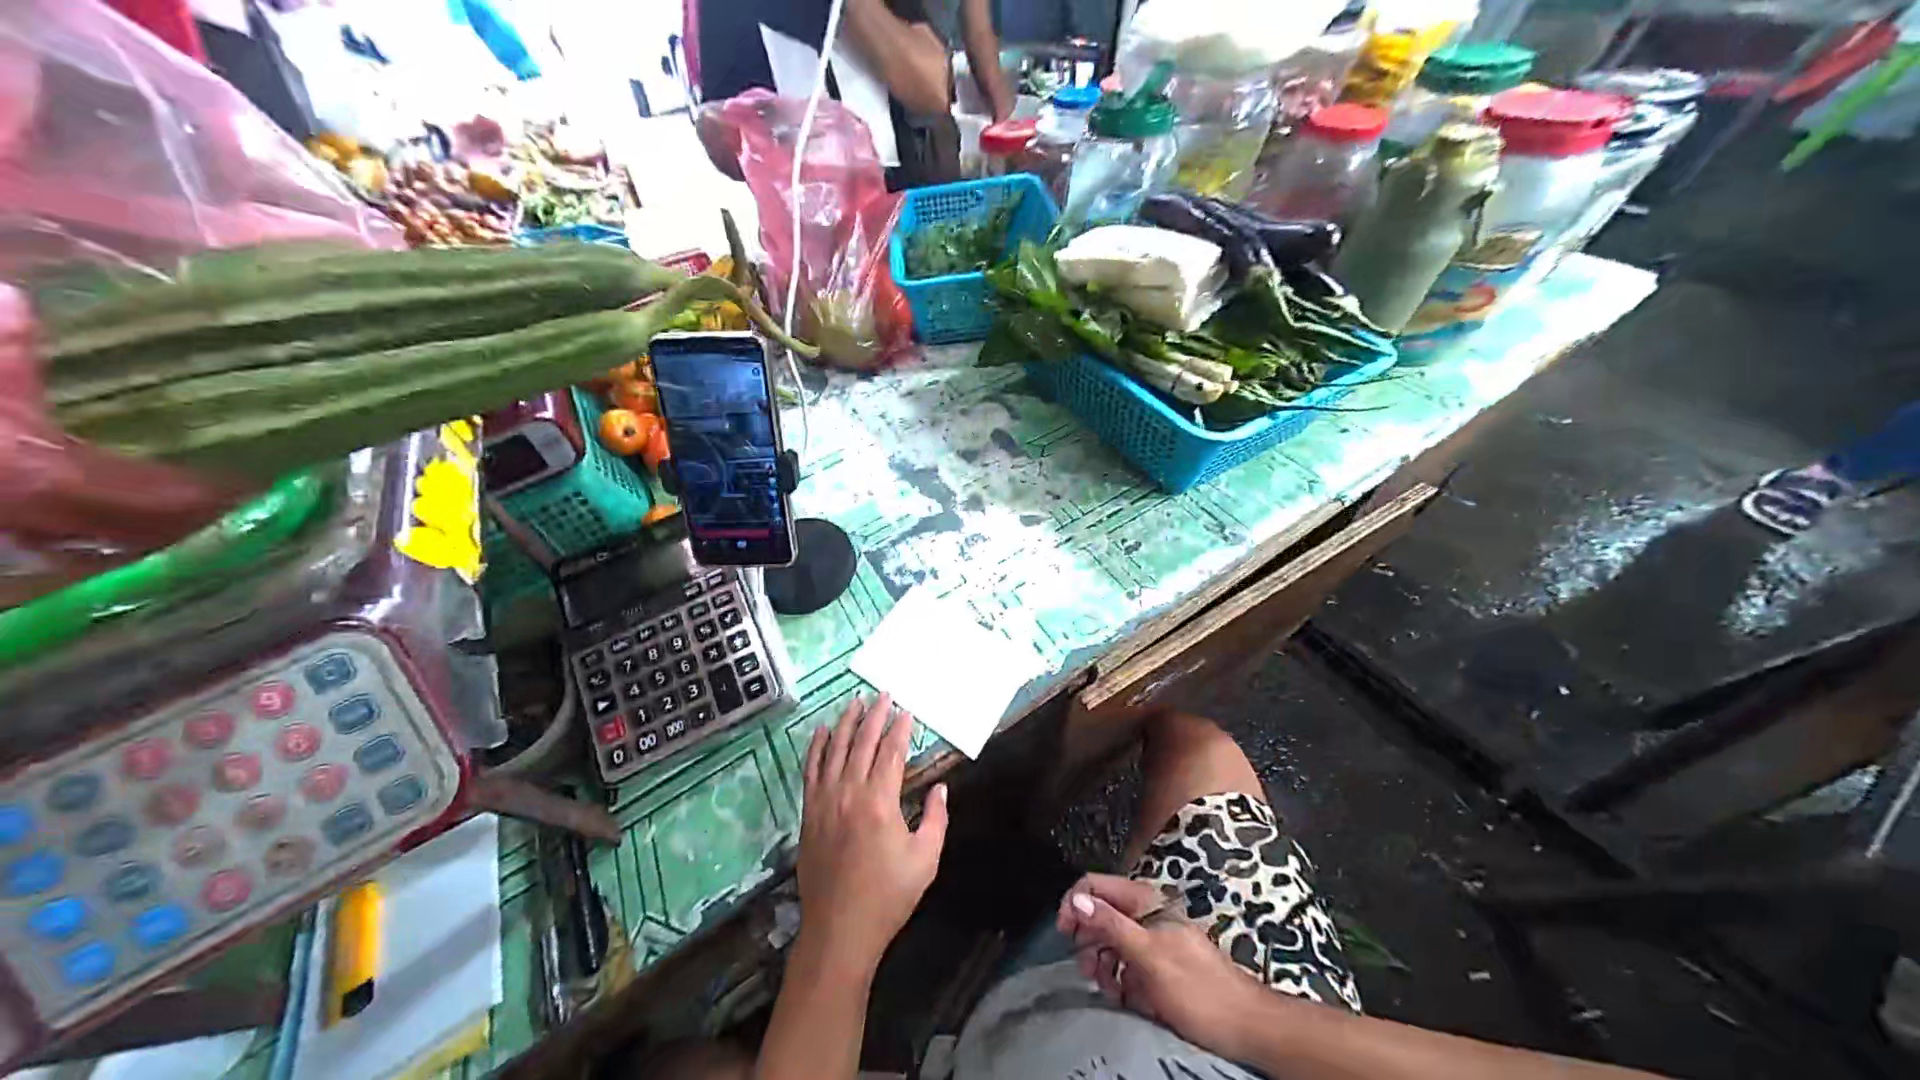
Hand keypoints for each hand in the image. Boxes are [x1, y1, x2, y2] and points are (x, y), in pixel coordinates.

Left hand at [798, 694, 948, 971]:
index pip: (891, 752)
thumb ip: (936, 818)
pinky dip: (817, 748)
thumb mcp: (926, 859)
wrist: (839, 930)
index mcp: (880, 802)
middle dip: (874, 715)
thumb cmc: (888, 896)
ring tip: (855, 701)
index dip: (899, 728)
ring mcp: (825, 801)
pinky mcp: (809, 813)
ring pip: (835, 750)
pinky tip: (822, 732)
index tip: (906, 710)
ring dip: (846, 723)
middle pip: (862, 742)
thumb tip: (940, 787)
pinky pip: (811, 771)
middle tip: (883, 694)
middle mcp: (849, 793)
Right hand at [1059, 873, 1271, 1059]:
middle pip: (1099, 913)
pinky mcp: (1155, 966)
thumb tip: (1078, 899)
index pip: (1096, 885)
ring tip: (1106, 986)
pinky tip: (1121, 994)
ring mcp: (1151, 941)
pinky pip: (1123, 964)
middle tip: (1087, 968)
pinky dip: (1116, 978)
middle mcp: (1145, 915)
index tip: (1065, 932)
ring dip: (1099, 962)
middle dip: (1087, 938)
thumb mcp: (1149, 956)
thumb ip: (1112, 925)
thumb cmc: (1198, 990)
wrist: (1245, 1027)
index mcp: (1145, 902)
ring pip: (1109, 941)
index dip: (1075, 903)